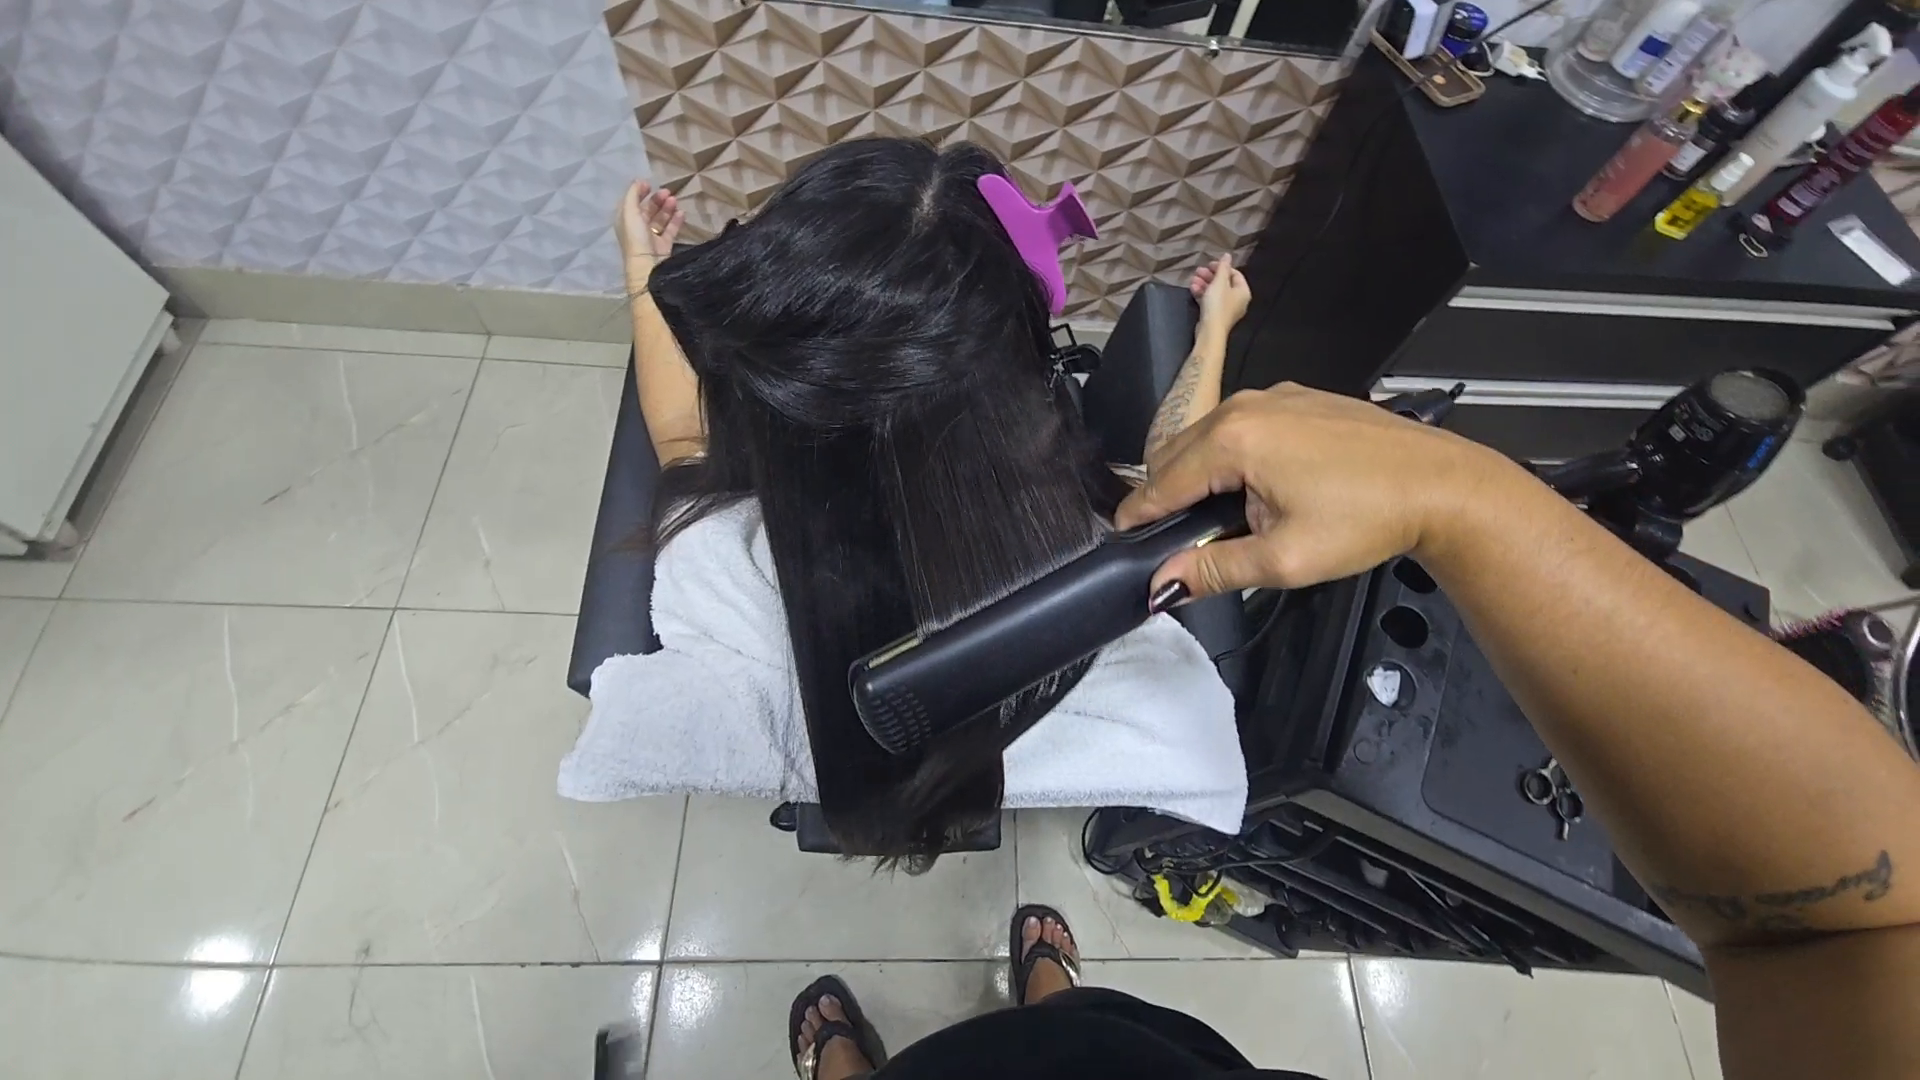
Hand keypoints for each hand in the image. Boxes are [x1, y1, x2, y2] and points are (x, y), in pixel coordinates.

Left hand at [616, 180, 683, 286]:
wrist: (648, 266)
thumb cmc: (636, 237)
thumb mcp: (629, 211)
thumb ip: (633, 194)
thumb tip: (640, 181)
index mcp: (626, 219)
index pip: (633, 202)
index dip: (640, 192)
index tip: (650, 184)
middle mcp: (638, 227)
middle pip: (648, 210)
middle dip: (657, 200)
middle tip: (668, 192)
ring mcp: (651, 237)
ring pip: (660, 219)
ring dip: (667, 209)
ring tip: (675, 201)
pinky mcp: (664, 246)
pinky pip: (671, 230)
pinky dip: (676, 221)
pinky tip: (681, 213)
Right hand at [1117, 384, 1527, 600]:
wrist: (1445, 485)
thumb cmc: (1367, 520)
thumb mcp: (1284, 559)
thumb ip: (1213, 570)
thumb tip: (1160, 587)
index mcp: (1234, 440)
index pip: (1162, 481)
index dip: (1138, 514)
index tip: (1121, 536)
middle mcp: (1245, 405)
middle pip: (1176, 454)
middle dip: (1167, 494)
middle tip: (1178, 537)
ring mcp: (1273, 395)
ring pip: (1205, 437)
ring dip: (1199, 474)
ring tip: (1220, 515)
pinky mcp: (1296, 397)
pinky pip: (1239, 424)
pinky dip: (1228, 455)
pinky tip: (1253, 486)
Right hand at [1190, 253, 1250, 331]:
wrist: (1210, 330)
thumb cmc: (1218, 304)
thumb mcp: (1219, 282)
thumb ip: (1223, 267)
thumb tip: (1228, 255)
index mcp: (1243, 291)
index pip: (1235, 274)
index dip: (1223, 267)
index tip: (1209, 264)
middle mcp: (1237, 300)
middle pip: (1224, 283)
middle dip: (1210, 276)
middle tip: (1198, 271)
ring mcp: (1226, 309)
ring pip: (1216, 292)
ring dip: (1204, 284)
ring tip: (1193, 279)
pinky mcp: (1215, 316)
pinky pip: (1210, 301)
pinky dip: (1203, 294)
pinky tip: (1193, 289)